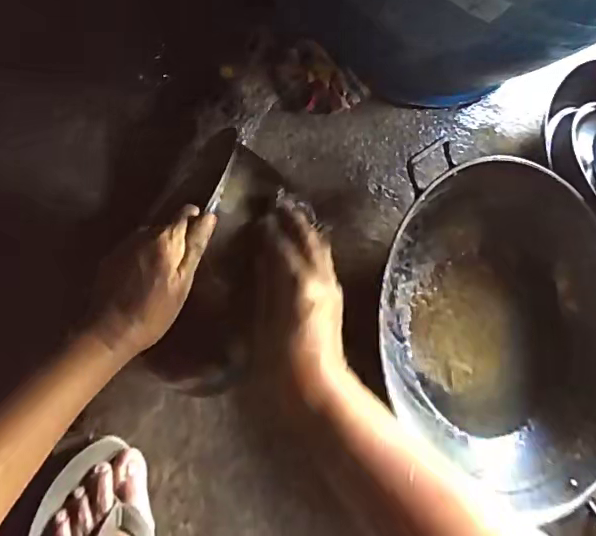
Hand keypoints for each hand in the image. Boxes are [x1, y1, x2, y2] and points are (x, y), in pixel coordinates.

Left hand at [87, 205, 217, 357]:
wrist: (107, 332)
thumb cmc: (153, 312)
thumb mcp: (182, 283)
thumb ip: (195, 246)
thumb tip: (209, 216)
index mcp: (166, 238)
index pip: (186, 211)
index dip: (195, 222)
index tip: (197, 241)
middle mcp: (144, 232)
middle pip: (167, 225)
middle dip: (175, 241)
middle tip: (177, 271)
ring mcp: (125, 243)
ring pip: (150, 237)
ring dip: (157, 249)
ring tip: (157, 278)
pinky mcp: (111, 256)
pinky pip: (134, 248)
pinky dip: (140, 258)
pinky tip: (138, 281)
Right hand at [257, 198, 347, 404]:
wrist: (317, 389)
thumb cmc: (282, 361)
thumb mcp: (264, 319)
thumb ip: (265, 281)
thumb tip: (262, 252)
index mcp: (299, 281)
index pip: (283, 243)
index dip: (270, 228)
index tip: (260, 217)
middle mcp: (319, 277)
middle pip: (307, 238)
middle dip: (294, 220)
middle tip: (279, 205)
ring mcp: (330, 285)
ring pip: (319, 246)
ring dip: (306, 230)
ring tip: (292, 218)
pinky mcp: (335, 295)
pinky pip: (324, 259)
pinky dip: (313, 246)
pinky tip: (304, 246)